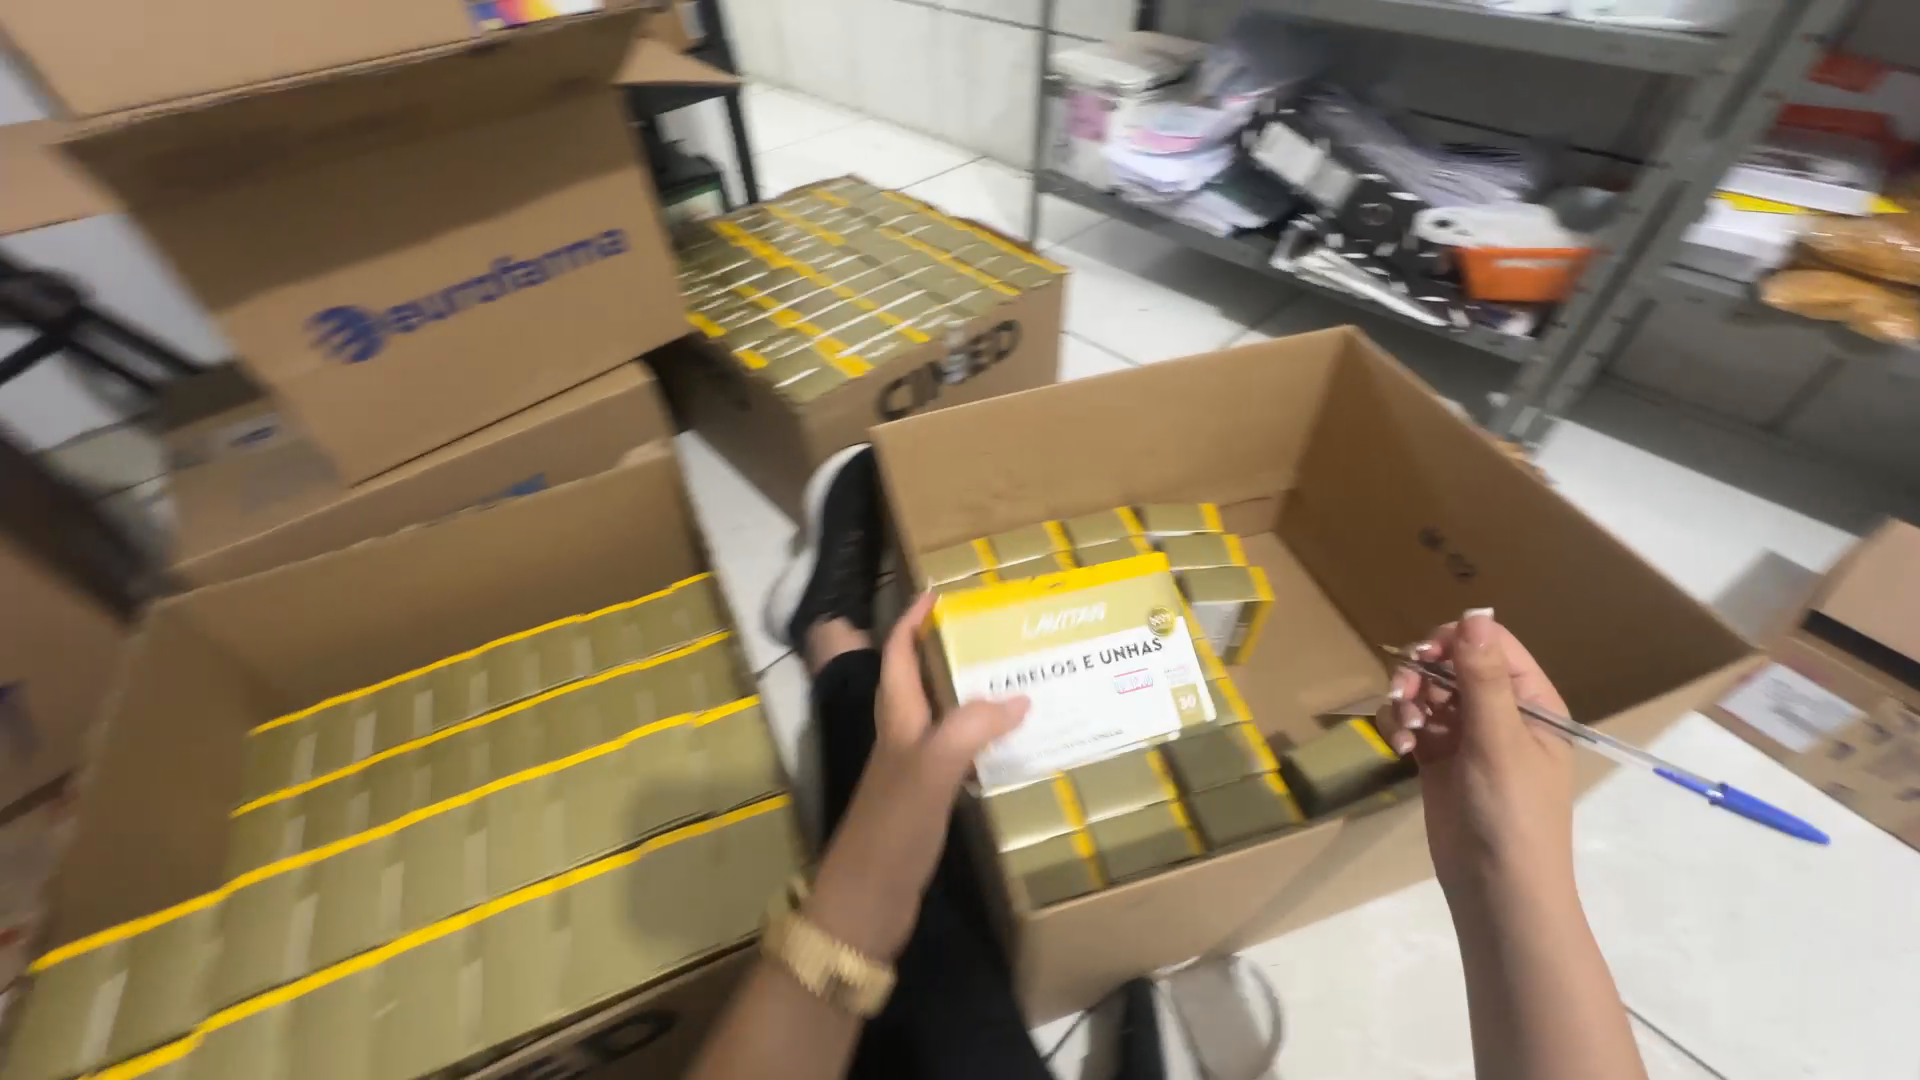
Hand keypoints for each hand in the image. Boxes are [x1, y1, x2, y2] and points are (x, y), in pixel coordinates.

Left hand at [805, 592, 1028, 960]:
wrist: (864, 903)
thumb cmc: (892, 828)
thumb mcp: (931, 768)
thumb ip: (971, 728)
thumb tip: (1018, 698)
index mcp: (897, 718)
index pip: (897, 654)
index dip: (912, 622)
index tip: (938, 594)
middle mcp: (903, 737)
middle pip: (921, 681)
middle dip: (950, 653)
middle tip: (997, 640)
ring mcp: (913, 770)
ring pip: (944, 718)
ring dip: (972, 698)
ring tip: (1015, 684)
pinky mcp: (927, 801)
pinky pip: (959, 756)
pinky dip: (983, 743)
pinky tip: (1010, 750)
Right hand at [1375, 609, 1573, 897]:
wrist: (1495, 884)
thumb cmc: (1511, 812)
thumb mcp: (1498, 740)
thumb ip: (1482, 677)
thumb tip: (1476, 615)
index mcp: (1530, 702)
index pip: (1490, 645)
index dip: (1451, 642)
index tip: (1421, 658)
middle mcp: (1499, 711)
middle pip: (1449, 664)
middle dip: (1419, 675)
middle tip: (1403, 696)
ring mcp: (1466, 734)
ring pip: (1425, 691)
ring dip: (1405, 701)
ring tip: (1403, 729)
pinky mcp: (1438, 755)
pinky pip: (1411, 720)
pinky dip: (1399, 726)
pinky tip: (1398, 746)